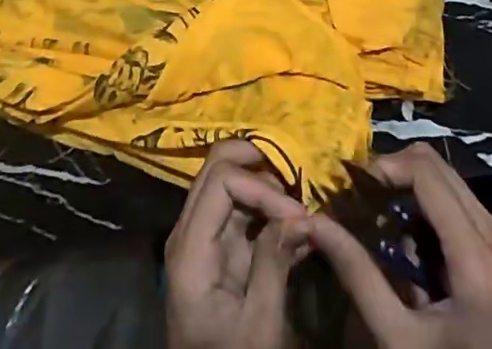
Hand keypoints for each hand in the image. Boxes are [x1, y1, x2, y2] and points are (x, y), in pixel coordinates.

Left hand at [166, 140, 311, 348]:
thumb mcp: (259, 325)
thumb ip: (275, 264)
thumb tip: (302, 216)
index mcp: (190, 250)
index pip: (220, 181)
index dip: (261, 186)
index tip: (297, 214)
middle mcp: (189, 232)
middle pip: (217, 167)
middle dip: (260, 167)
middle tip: (297, 186)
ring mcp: (202, 236)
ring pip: (229, 179)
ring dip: (266, 184)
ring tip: (300, 208)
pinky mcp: (217, 245)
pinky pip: (239, 206)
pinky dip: (267, 204)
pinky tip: (296, 225)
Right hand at [304, 144, 491, 348]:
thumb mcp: (399, 338)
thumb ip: (359, 277)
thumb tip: (316, 224)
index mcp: (476, 256)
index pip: (427, 174)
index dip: (385, 167)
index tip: (351, 187)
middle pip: (439, 166)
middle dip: (393, 172)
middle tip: (358, 197)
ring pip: (449, 179)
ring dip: (409, 187)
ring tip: (376, 216)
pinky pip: (460, 202)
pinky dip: (427, 206)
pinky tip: (405, 237)